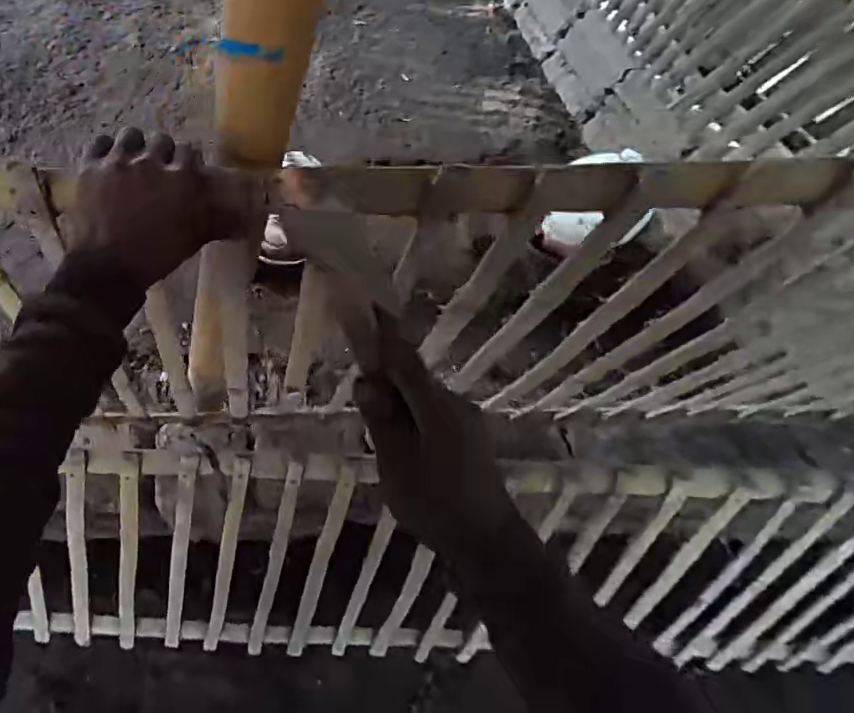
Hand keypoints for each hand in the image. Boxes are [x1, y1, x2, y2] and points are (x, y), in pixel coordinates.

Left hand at [68, 128, 247, 289]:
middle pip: (162, 140)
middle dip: (162, 153)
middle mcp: (152, 162)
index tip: (182, 171)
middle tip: (157, 170)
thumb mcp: (193, 240)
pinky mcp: (91, 167)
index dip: (186, 161)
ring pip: (131, 135)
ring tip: (132, 162)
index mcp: (181, 178)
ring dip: (134, 147)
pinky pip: (100, 142)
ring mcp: (119, 162)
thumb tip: (247, 223)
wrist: (106, 270)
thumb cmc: (155, 257)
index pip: (189, 151)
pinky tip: (108, 162)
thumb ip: (219, 223)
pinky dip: (105, 150)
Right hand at [346, 308, 525, 561]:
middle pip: (411, 374)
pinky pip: (432, 412)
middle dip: (385, 376)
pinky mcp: (468, 436)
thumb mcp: (396, 463)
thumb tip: (365, 379)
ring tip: (381, 435)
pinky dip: (412, 416)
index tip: (368, 307)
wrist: (491, 546)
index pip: (404, 356)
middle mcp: (453, 403)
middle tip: (362, 397)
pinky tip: (403, 447)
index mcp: (435, 405)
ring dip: (398, 400)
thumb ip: (381, 418)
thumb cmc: (437, 505)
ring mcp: (465, 419)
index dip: (385, 332)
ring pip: (421, 395)